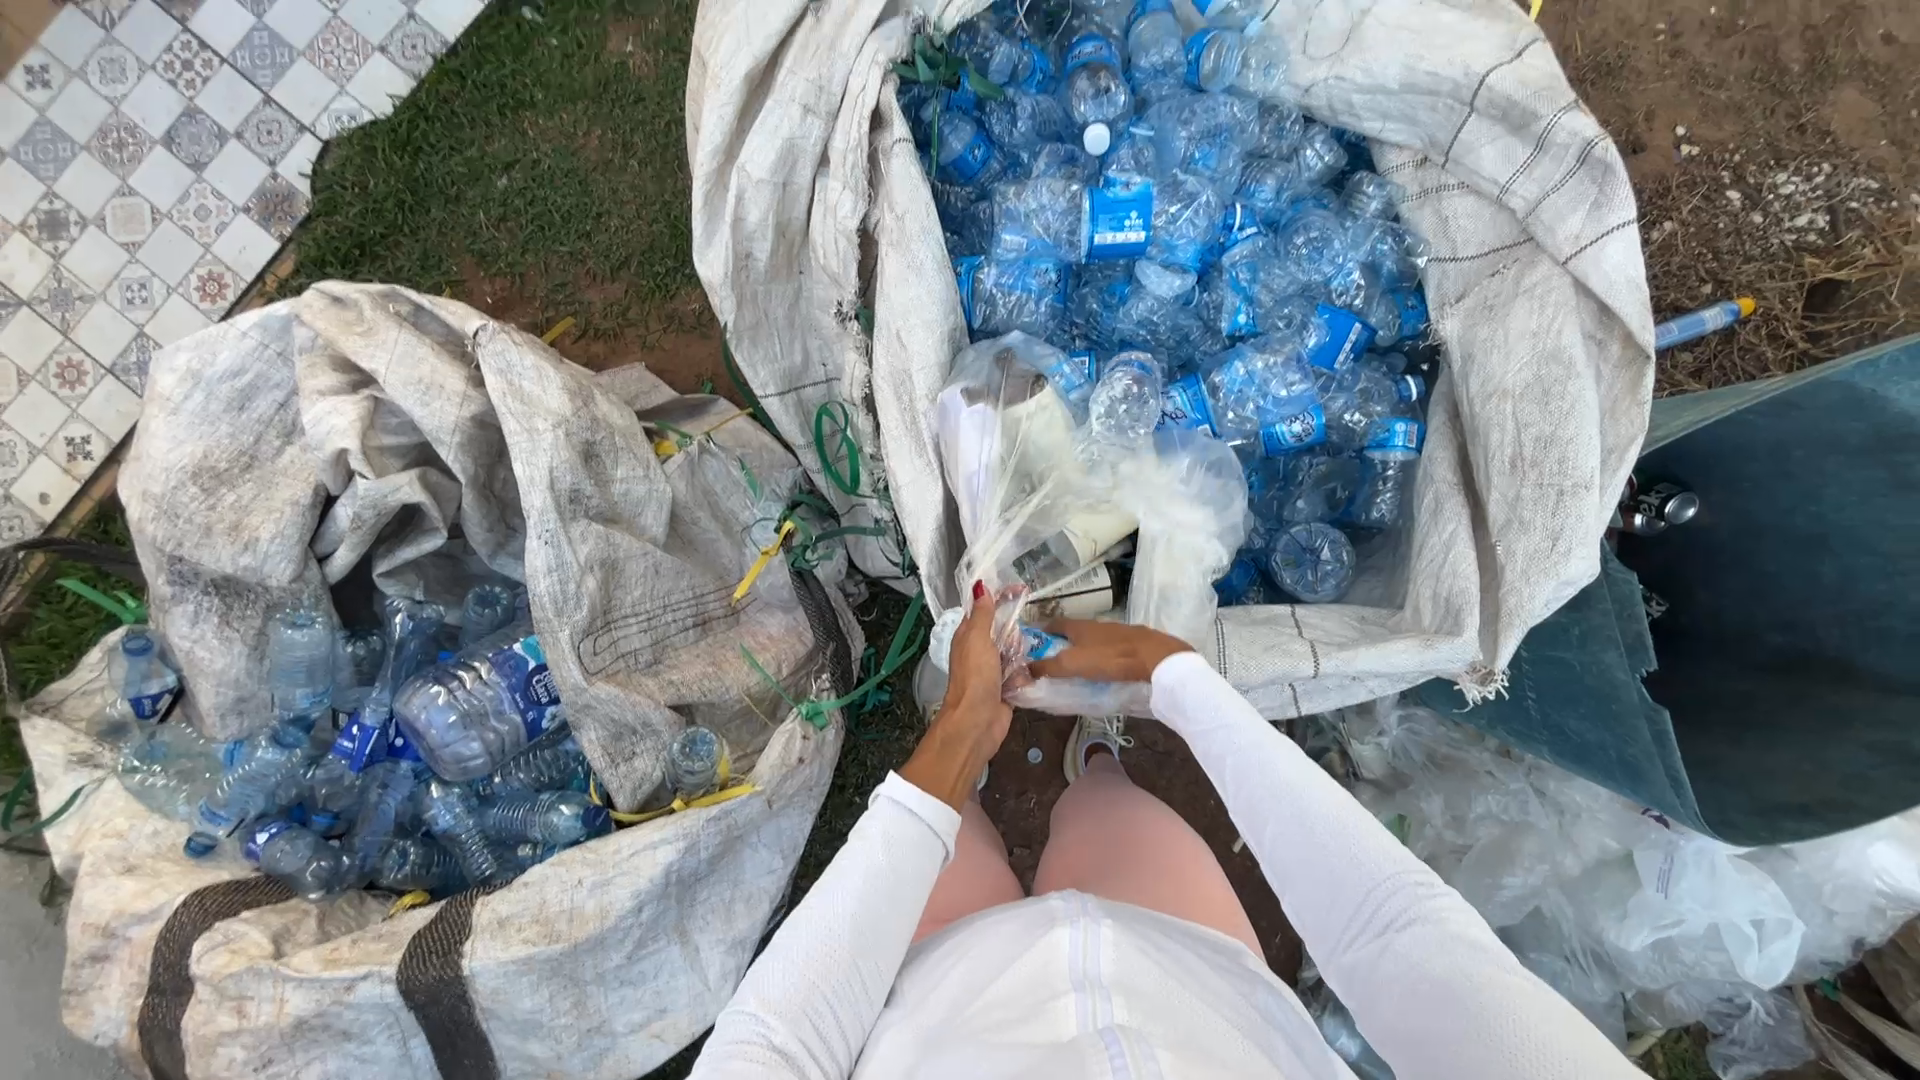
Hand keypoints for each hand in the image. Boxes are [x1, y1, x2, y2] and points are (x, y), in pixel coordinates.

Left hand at [901, 583, 1013, 809]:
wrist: (977, 722)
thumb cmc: (975, 677)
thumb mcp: (977, 638)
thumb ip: (982, 614)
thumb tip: (980, 586)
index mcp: (968, 636)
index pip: (984, 609)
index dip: (1000, 597)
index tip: (1021, 588)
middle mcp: (979, 652)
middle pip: (1003, 631)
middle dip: (1015, 629)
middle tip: (1023, 631)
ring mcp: (993, 672)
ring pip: (1015, 652)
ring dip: (1022, 653)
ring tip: (1024, 656)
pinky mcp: (1006, 689)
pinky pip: (1021, 675)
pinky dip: (1025, 675)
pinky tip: (1029, 676)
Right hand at [1027, 619, 1193, 683]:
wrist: (1154, 656)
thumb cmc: (1109, 657)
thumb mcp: (1073, 664)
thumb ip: (1048, 667)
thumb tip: (1024, 669)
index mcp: (1079, 626)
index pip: (1054, 623)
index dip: (1043, 630)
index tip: (1033, 641)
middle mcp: (1096, 625)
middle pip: (1075, 630)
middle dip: (1063, 641)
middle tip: (1053, 656)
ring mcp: (1117, 632)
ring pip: (1094, 638)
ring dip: (1084, 648)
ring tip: (1078, 664)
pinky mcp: (1133, 642)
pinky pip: (1110, 647)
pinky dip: (1103, 655)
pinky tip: (1104, 666)